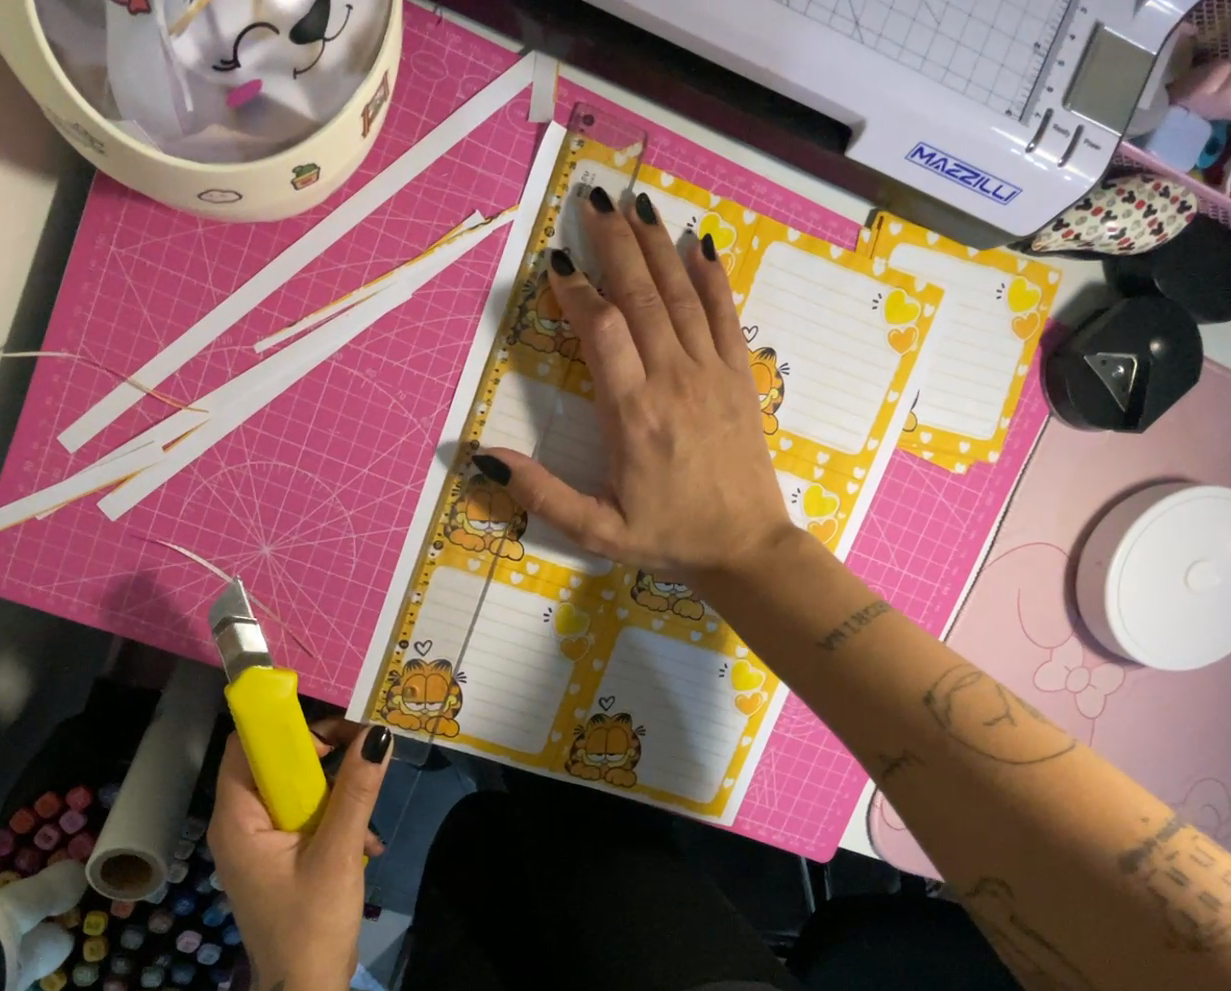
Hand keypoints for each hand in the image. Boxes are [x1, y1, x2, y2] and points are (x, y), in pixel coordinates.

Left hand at [208, 718, 390, 988]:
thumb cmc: (312, 924)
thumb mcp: (339, 852)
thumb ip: (356, 791)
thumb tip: (377, 734)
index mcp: (238, 819)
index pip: (245, 746)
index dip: (282, 724)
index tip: (331, 717)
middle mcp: (240, 825)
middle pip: (274, 765)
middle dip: (321, 756)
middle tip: (363, 750)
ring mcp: (258, 844)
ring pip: (294, 792)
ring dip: (335, 792)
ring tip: (370, 805)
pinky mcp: (278, 860)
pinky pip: (303, 820)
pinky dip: (333, 820)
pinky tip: (366, 842)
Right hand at [472, 188, 805, 581]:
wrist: (747, 549)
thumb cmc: (668, 538)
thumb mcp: (595, 529)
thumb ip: (540, 493)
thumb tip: (483, 457)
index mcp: (632, 415)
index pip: (601, 332)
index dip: (578, 290)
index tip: (558, 261)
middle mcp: (672, 380)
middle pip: (640, 296)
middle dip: (615, 245)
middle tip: (595, 201)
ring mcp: (711, 374)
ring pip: (681, 296)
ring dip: (658, 247)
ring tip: (637, 206)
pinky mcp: (740, 377)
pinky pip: (727, 314)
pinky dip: (713, 277)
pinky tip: (702, 244)